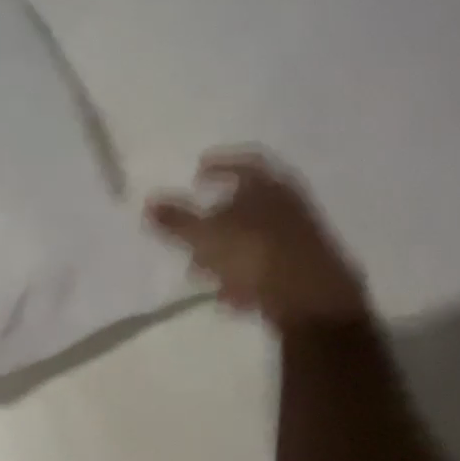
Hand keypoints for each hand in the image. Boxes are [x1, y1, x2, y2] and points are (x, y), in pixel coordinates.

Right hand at [146, 147, 370, 330]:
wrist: (310, 296)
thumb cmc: (253, 256)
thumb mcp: (204, 237)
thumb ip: (176, 220)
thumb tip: (149, 201)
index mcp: (267, 188)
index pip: (244, 164)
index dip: (219, 165)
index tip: (197, 171)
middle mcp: (287, 204)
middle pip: (247, 202)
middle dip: (215, 216)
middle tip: (191, 228)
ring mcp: (298, 234)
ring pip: (252, 234)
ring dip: (224, 248)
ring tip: (200, 268)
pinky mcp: (301, 263)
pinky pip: (263, 260)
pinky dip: (241, 269)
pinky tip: (227, 291)